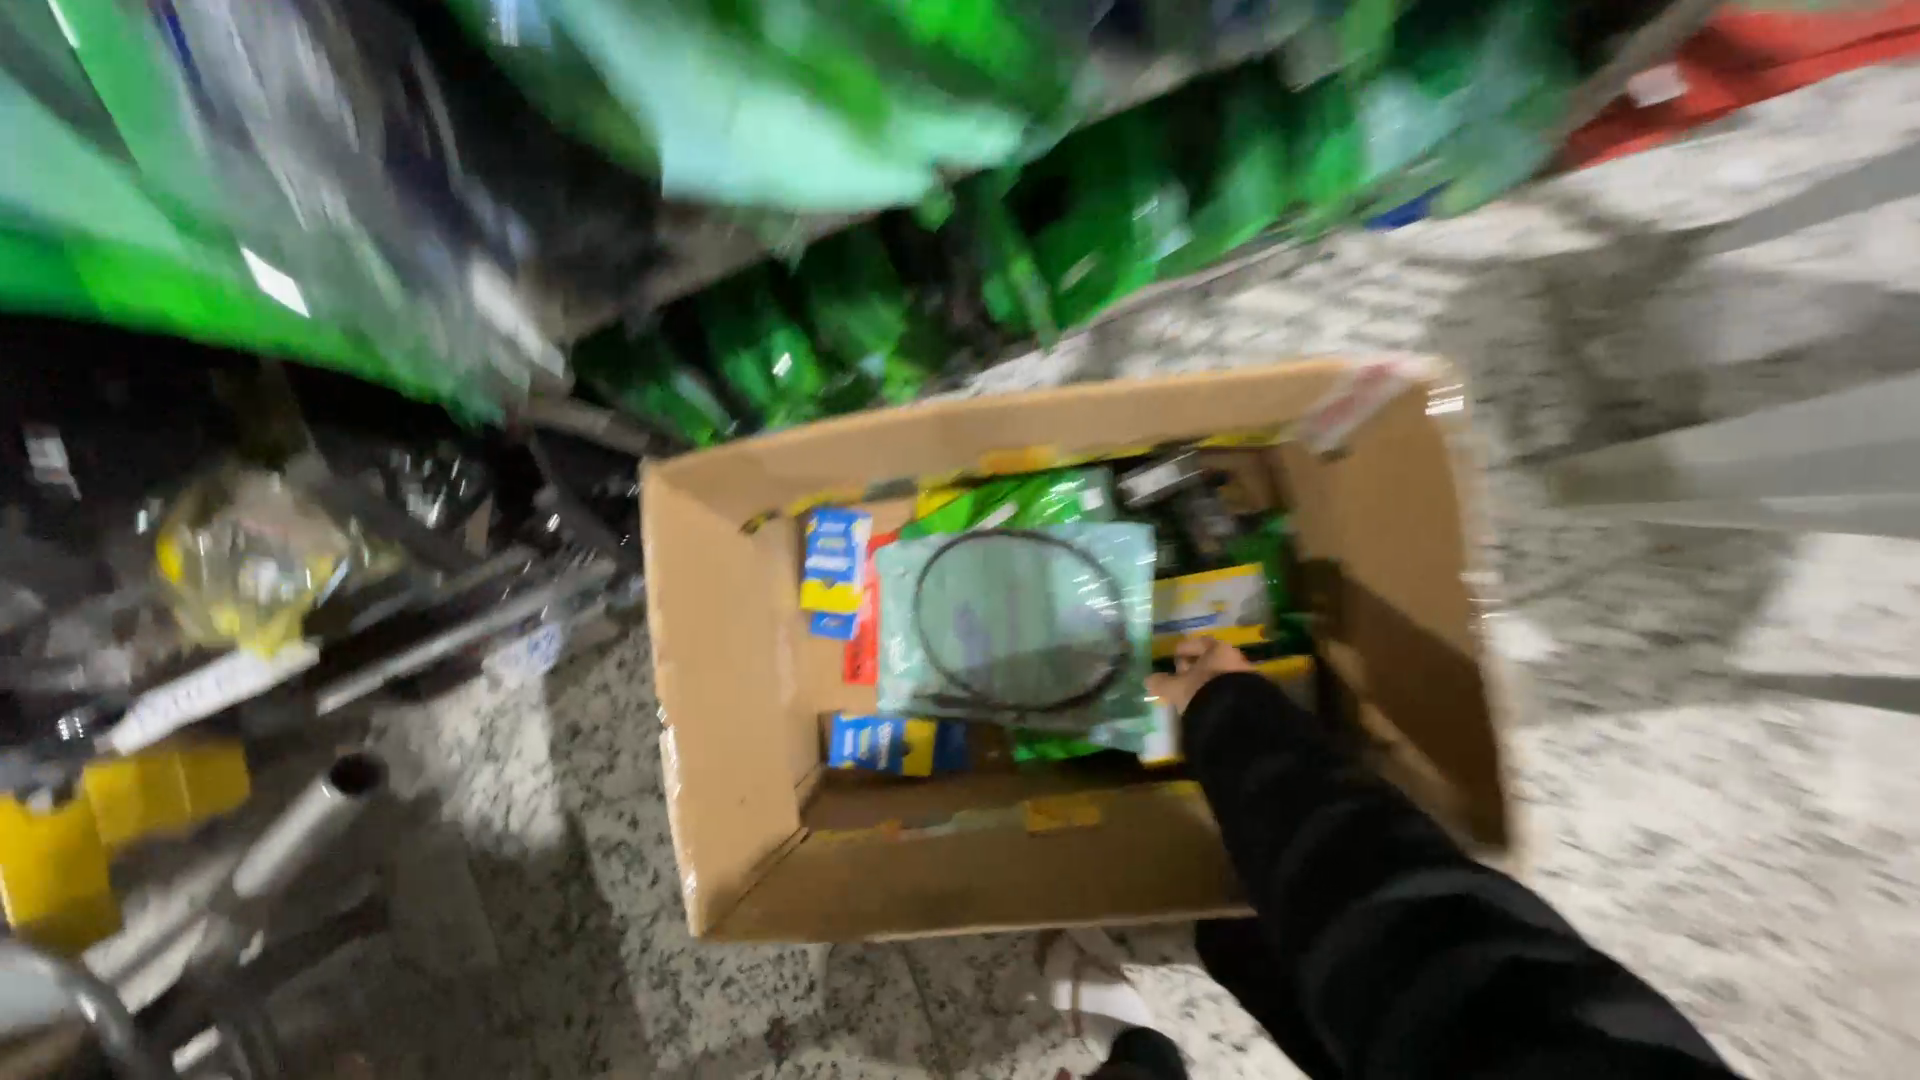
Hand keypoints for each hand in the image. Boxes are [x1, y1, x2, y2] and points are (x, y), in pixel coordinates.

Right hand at [1145, 636, 1251, 716]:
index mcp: (1218, 649)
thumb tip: (1148, 680)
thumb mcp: (1177, 688)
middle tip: (1181, 676)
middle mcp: (1235, 658)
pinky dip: (1218, 692)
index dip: (1185, 648)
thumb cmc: (1204, 691)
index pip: (1200, 642)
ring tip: (1193, 693)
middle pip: (1212, 658)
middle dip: (1196, 666)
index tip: (1175, 655)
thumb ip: (1162, 683)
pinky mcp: (1252, 695)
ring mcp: (1246, 677)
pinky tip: (1208, 703)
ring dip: (1207, 681)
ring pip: (1221, 675)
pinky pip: (1229, 689)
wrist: (1238, 716)